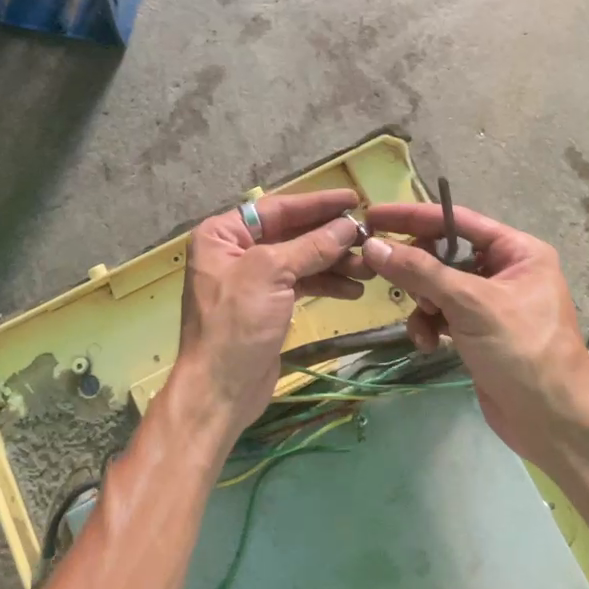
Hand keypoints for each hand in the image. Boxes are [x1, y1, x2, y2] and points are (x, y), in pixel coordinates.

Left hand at [172, 189, 367, 445]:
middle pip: (291, 233)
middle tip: (369, 237)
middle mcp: (235, 251)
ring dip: (333, 262)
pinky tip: (354, 289)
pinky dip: (325, 284)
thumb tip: (348, 225)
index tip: (354, 198)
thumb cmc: (236, 323)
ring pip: (300, 260)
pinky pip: (300, 284)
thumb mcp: (271, 274)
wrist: (219, 390)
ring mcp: (251, 280)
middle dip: (330, 237)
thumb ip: (310, 246)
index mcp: (223, 234)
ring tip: (369, 268)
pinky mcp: (267, 307)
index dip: (317, 203)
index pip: (277, 208)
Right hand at [359, 203, 588, 462]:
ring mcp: (491, 304)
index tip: (372, 216)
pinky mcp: (479, 333)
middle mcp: (505, 271)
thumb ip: (419, 271)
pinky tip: (427, 344)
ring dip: (422, 303)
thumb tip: (373, 245)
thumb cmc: (523, 351)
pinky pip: (442, 315)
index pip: (455, 220)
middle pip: (443, 253)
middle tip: (387, 277)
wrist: (556, 425)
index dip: (411, 216)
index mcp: (516, 251)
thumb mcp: (470, 304)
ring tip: (422, 320)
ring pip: (437, 286)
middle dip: (417, 269)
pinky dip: (429, 325)